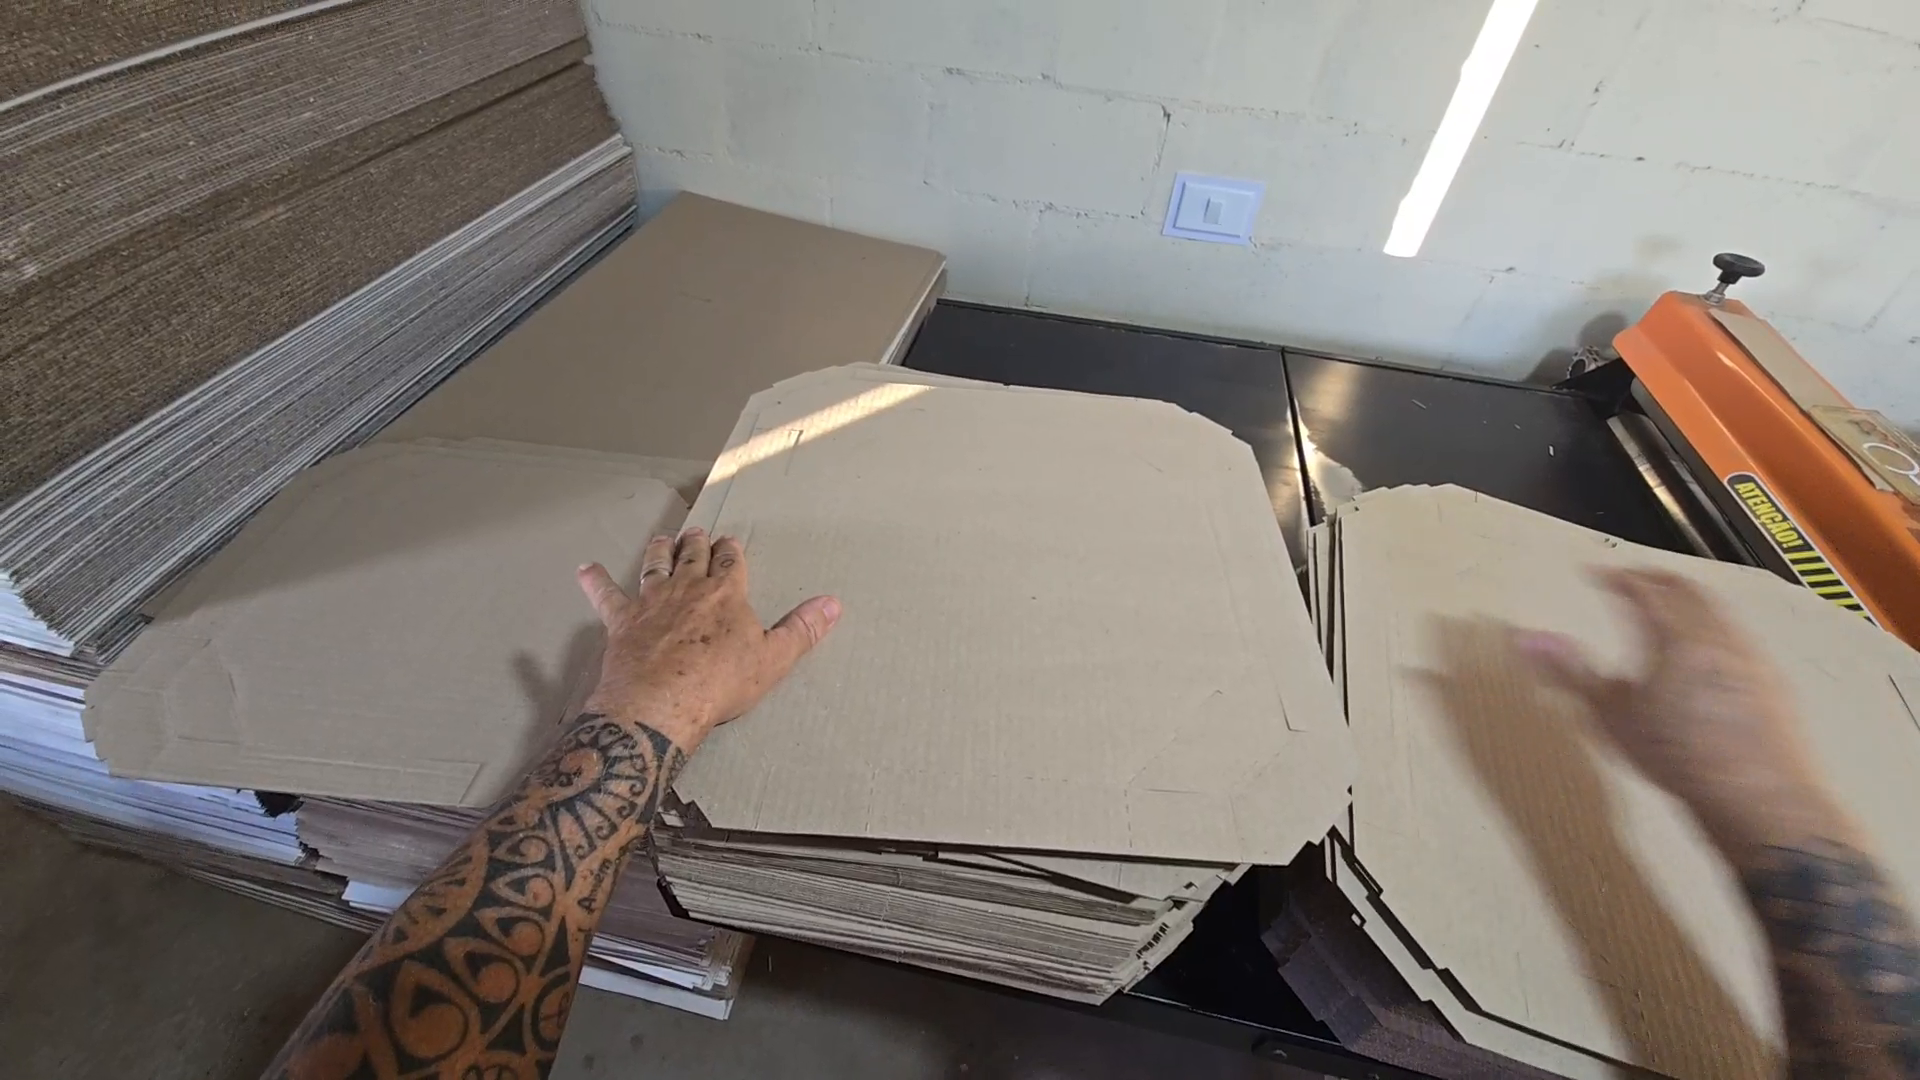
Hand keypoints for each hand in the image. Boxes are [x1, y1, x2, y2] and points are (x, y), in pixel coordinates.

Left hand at [575, 527, 840, 752]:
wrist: (661, 704)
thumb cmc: (721, 682)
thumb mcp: (774, 658)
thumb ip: (803, 629)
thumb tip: (834, 603)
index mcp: (726, 593)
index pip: (731, 562)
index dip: (731, 550)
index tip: (729, 541)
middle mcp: (688, 588)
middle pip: (693, 556)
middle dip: (696, 543)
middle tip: (696, 532)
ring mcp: (651, 601)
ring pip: (655, 565)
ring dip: (660, 551)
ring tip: (662, 538)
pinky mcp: (621, 621)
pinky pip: (605, 595)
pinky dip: (595, 581)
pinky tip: (586, 569)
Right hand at [1514, 567, 1821, 838]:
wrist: (1758, 799)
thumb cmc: (1674, 753)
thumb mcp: (1607, 712)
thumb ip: (1568, 669)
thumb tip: (1522, 637)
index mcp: (1678, 640)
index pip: (1646, 592)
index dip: (1618, 578)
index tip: (1593, 572)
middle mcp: (1721, 642)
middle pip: (1692, 595)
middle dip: (1659, 580)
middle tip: (1632, 577)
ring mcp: (1753, 663)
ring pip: (1722, 615)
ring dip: (1691, 602)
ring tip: (1668, 607)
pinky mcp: (1773, 688)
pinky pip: (1740, 638)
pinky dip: (1714, 627)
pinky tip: (1705, 650)